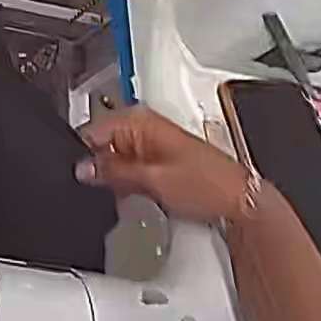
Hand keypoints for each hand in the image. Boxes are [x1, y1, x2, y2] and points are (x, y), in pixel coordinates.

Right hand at [76, 106, 255, 222]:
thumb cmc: (207, 182)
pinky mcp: (157, 159)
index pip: (92, 129)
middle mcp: (144, 126)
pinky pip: (129, 168)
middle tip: (113, 187)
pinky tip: (140, 195)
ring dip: (116, 177)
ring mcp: (151, 142)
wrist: (237, 200)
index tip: (83, 175)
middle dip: (100, 167)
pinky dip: (128, 182)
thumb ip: (112, 171)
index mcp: (139, 120)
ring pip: (114, 159)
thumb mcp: (151, 180)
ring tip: (133, 193)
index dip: (84, 154)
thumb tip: (84, 167)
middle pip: (102, 144)